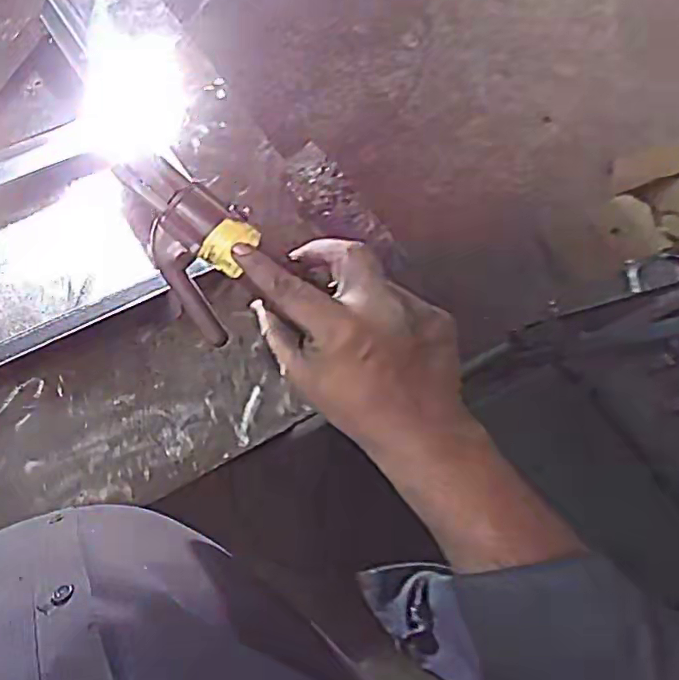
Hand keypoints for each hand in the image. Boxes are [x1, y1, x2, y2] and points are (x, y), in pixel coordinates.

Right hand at [234, 239, 474, 457]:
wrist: (421, 429)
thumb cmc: (353, 407)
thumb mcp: (302, 375)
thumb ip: (279, 335)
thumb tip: (264, 307)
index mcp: (340, 328)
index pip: (290, 287)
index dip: (261, 267)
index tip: (244, 250)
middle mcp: (379, 309)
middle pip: (348, 253)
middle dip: (320, 250)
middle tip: (303, 261)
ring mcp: (413, 308)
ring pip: (372, 278)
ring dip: (347, 286)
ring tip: (337, 310)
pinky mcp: (435, 314)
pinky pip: (396, 297)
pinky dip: (375, 307)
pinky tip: (372, 333)